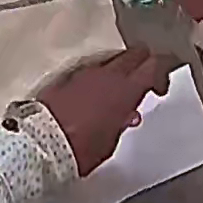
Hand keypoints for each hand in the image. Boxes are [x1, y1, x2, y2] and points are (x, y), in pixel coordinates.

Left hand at [37, 48, 170, 174]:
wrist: (39, 145)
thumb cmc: (81, 149)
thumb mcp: (110, 142)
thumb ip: (123, 121)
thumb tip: (129, 112)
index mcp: (125, 89)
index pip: (155, 64)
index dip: (163, 71)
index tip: (161, 89)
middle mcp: (108, 73)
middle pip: (136, 53)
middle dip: (144, 63)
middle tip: (145, 83)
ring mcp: (87, 72)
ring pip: (114, 58)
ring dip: (122, 70)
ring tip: (119, 93)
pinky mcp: (69, 76)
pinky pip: (93, 68)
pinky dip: (101, 77)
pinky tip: (97, 96)